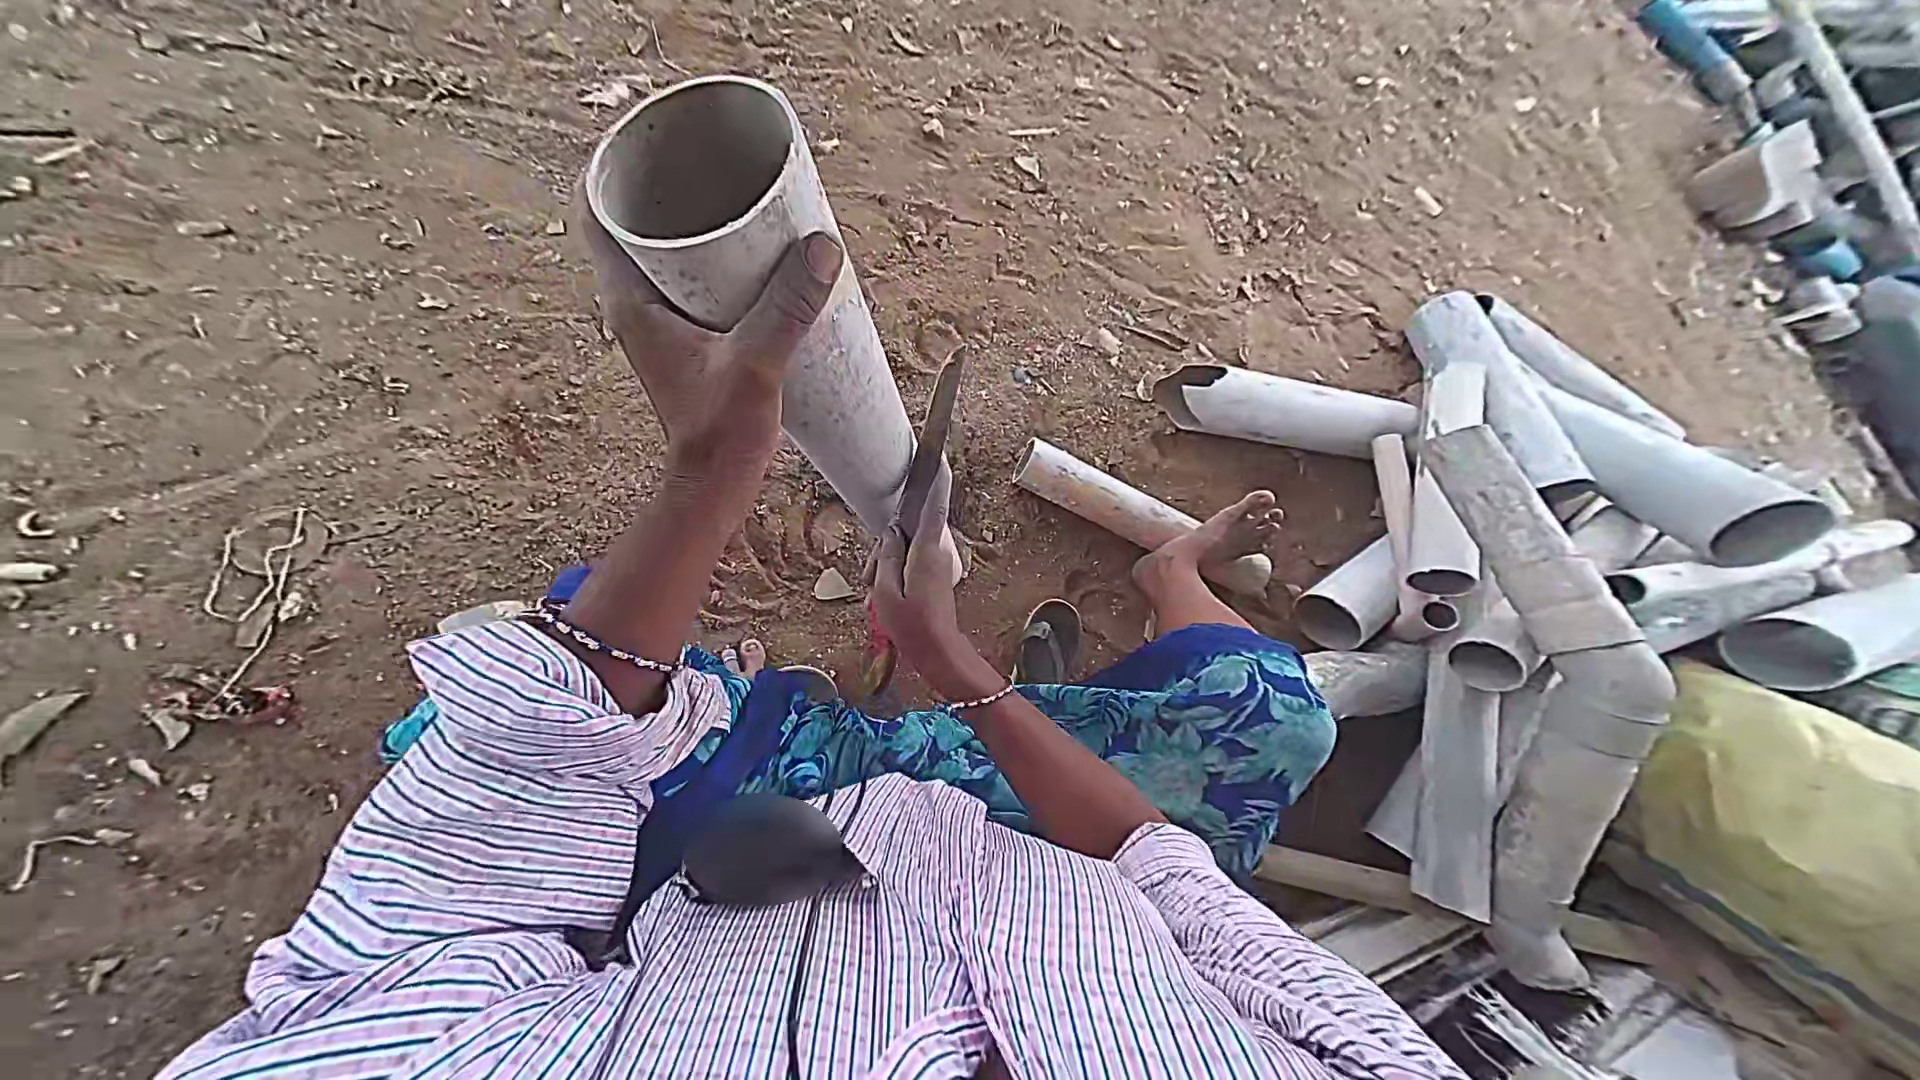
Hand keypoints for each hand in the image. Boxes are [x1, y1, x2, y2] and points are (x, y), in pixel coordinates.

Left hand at [576, 180, 844, 476]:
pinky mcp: (691, 346)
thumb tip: (823, 247)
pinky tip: (759, 272)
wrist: (715, 484)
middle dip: (677, 198)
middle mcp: (637, 310)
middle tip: (723, 177)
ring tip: (748, 216)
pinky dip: (722, 273)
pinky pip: (699, 290)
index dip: (621, 170)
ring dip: (702, 236)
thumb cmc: (720, 433)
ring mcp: (663, 329)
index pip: (599, 213)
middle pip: (641, 230)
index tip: (666, 149)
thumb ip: (787, 308)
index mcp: (630, 303)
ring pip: (672, 262)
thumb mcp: (756, 365)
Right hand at [871, 466, 999, 698]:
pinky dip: (893, 574)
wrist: (937, 651)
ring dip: (887, 566)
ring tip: (873, 594)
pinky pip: (910, 562)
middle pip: (909, 530)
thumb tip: (891, 532)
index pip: (935, 505)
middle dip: (886, 548)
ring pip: (906, 548)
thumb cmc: (911, 624)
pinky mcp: (934, 575)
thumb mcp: (885, 590)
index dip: (937, 480)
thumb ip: (886, 556)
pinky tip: (881, 597)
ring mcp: (937, 564)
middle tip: (869, 579)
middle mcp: (937, 552)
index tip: (940, 457)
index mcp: (927, 550)